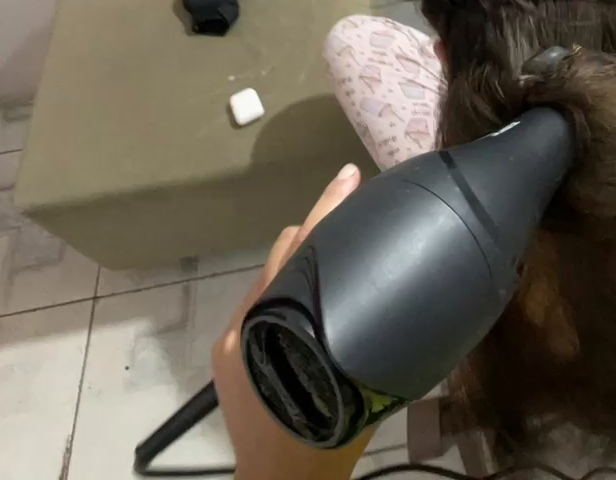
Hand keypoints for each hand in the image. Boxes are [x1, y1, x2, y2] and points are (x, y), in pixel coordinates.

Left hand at [211, 164, 366, 479]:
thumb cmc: (325, 439)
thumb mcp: (356, 383)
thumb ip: (364, 333)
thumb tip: (386, 284)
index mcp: (273, 326)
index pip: (298, 250)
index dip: (325, 210)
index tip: (349, 176)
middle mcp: (246, 324)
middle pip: (283, 253)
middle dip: (317, 226)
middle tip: (353, 202)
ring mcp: (234, 336)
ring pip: (273, 274)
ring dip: (304, 255)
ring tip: (340, 240)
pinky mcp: (229, 350)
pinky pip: (264, 299)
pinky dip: (290, 283)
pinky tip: (318, 285)